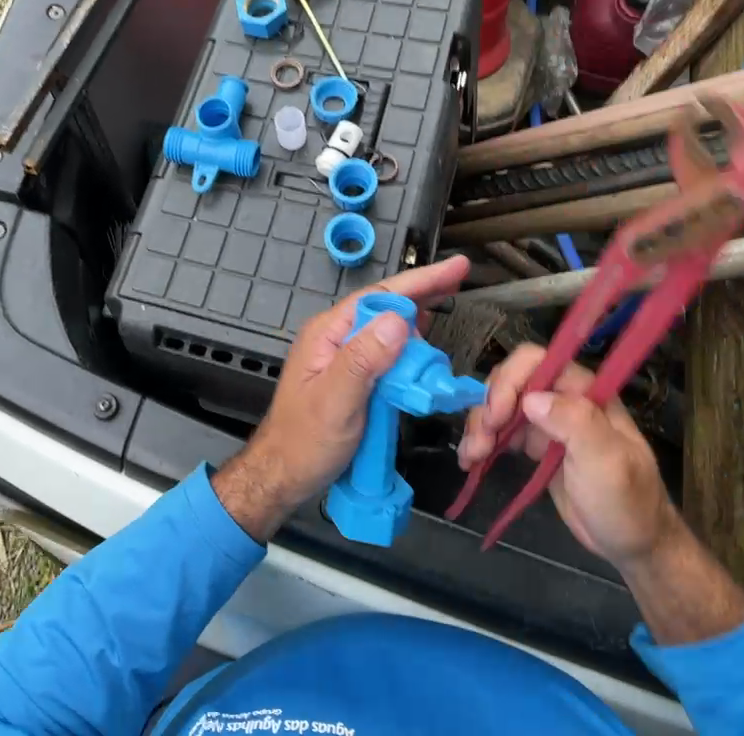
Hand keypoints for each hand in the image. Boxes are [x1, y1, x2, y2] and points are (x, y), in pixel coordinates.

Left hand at [213, 255, 470, 541]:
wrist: (283, 476)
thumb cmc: (304, 442)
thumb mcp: (336, 401)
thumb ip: (364, 359)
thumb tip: (400, 320)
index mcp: (328, 333)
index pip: (379, 296)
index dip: (420, 281)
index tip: (456, 267)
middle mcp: (335, 337)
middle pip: (385, 305)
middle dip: (423, 291)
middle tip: (460, 278)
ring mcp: (343, 357)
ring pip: (387, 328)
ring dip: (418, 317)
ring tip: (449, 301)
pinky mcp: (352, 379)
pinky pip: (386, 354)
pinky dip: (410, 348)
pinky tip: (425, 347)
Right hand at [457, 346, 681, 566]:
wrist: (633, 544)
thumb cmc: (626, 502)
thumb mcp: (607, 462)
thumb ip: (575, 423)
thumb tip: (531, 399)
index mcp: (584, 393)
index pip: (536, 361)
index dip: (510, 381)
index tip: (497, 416)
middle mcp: (563, 399)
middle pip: (511, 381)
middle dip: (489, 407)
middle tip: (481, 442)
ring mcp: (548, 423)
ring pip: (500, 406)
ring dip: (479, 427)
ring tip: (472, 457)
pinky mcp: (536, 446)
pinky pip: (500, 432)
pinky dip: (481, 442)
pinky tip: (470, 461)